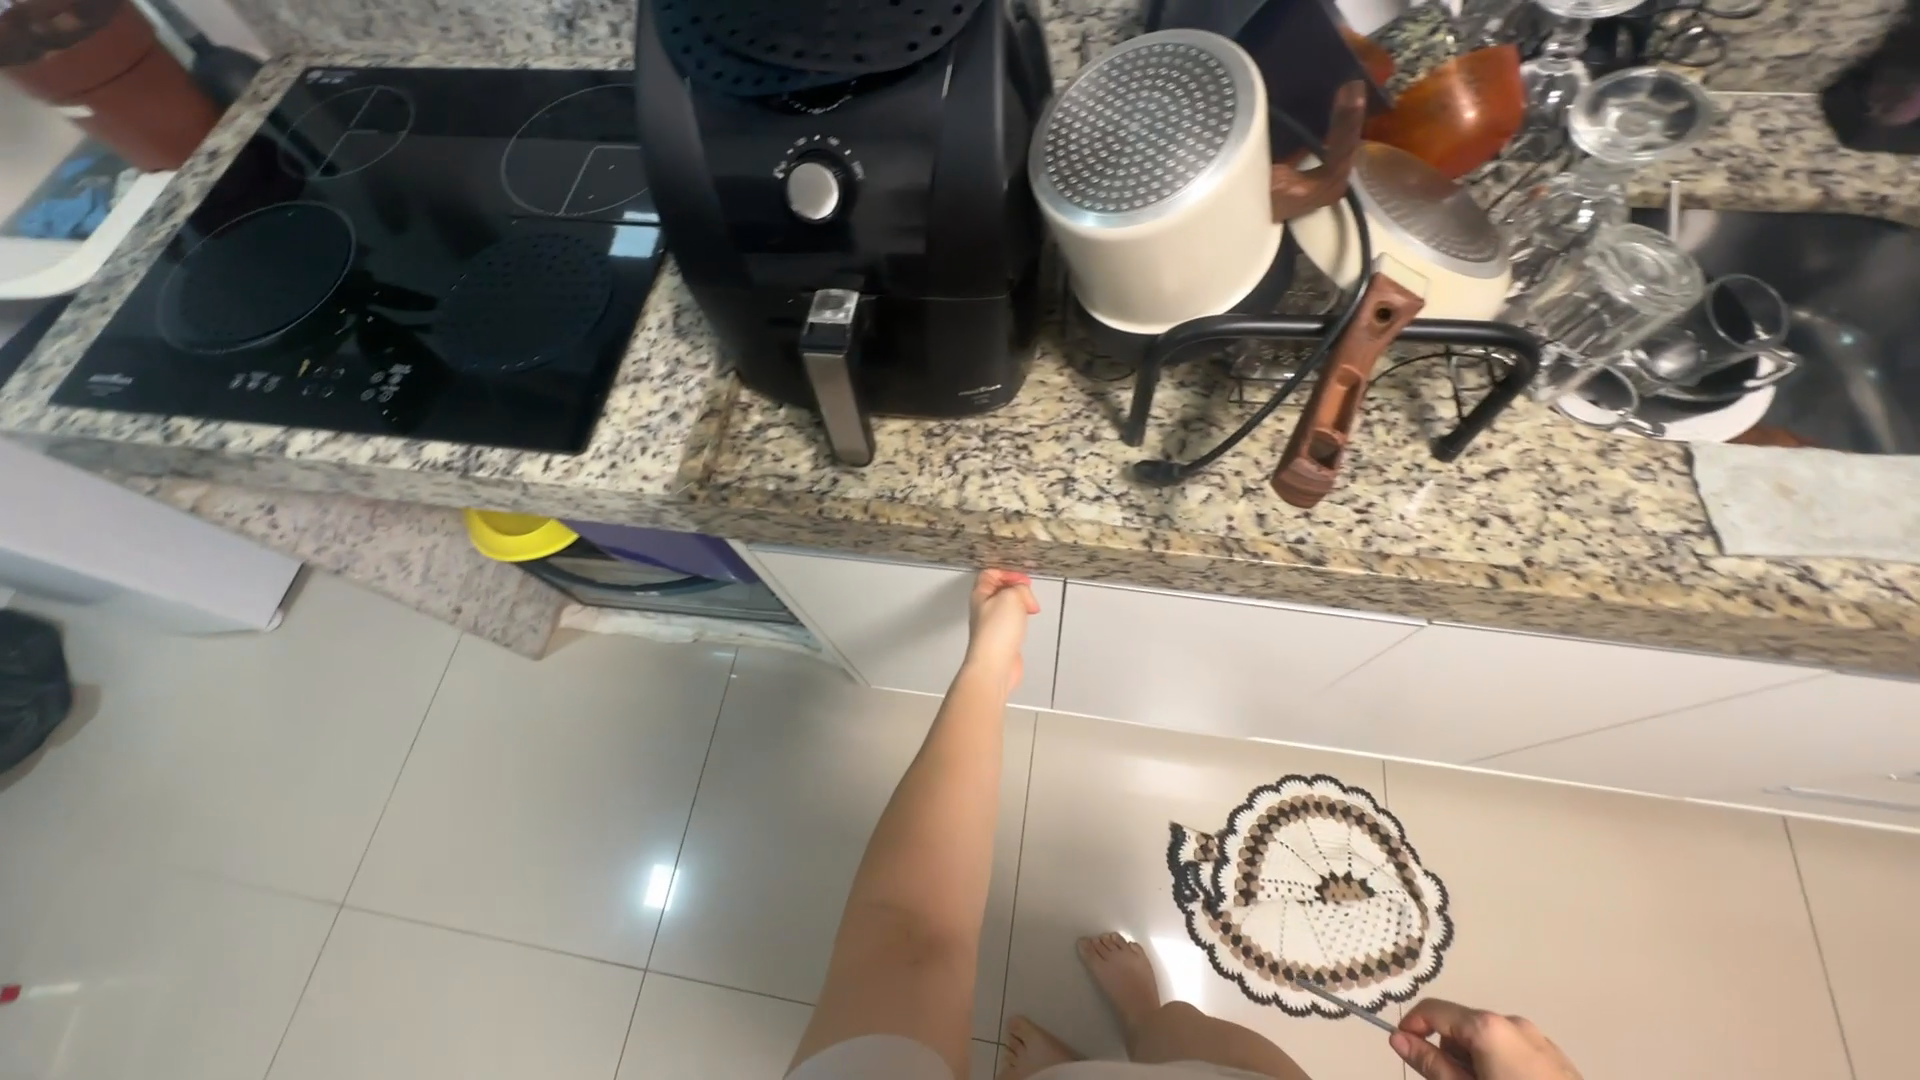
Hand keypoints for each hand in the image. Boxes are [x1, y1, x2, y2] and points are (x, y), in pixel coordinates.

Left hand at [965, 569, 1039, 686]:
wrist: (995, 665)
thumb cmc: (998, 630)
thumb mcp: (1011, 597)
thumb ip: (1019, 588)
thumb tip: (1023, 594)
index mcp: (980, 594)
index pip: (990, 574)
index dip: (1008, 573)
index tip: (1023, 580)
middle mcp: (984, 608)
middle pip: (1000, 590)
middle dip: (1017, 589)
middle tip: (1029, 595)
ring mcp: (992, 624)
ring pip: (1007, 606)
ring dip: (1021, 604)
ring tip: (1031, 608)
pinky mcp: (1002, 639)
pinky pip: (1012, 622)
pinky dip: (1021, 619)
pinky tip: (1027, 623)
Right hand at [1392, 999, 1583, 1079]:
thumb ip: (1431, 1064)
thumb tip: (1397, 1038)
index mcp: (1486, 1026)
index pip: (1432, 1010)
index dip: (1412, 1027)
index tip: (1406, 1052)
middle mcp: (1511, 1022)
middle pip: (1461, 1024)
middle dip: (1449, 1051)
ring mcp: (1539, 1039)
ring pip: (1488, 1038)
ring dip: (1476, 1059)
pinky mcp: (1558, 1058)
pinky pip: (1515, 1050)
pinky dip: (1502, 1065)